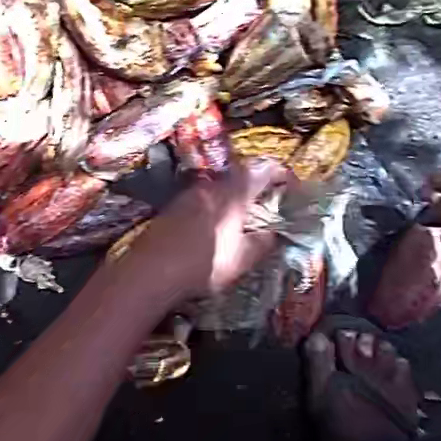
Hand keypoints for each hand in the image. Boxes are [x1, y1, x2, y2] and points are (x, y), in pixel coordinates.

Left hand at [125, 159, 288, 301]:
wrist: (150, 270)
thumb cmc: (203, 264)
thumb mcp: (242, 259)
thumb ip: (262, 242)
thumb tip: (273, 233)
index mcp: (232, 194)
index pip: (261, 170)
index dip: (279, 172)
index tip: (290, 182)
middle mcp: (210, 187)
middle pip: (238, 176)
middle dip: (255, 184)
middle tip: (268, 199)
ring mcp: (187, 195)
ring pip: (218, 187)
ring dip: (233, 196)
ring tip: (243, 214)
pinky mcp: (172, 207)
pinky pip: (201, 199)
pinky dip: (215, 206)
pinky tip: (214, 225)